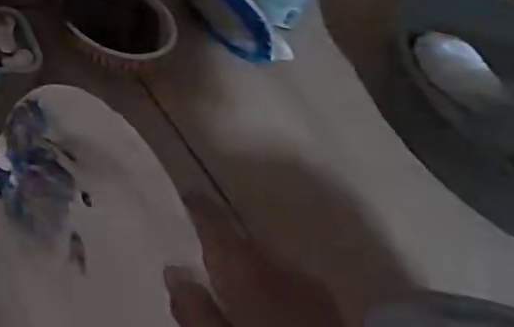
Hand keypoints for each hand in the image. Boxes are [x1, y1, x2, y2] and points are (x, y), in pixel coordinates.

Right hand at [165, 198, 343, 326]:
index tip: (183, 198)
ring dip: (252, 271)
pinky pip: (294, 289)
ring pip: (271, 267)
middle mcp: (280, 267)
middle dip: (224, 248)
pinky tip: (270, 310)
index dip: (195, 206)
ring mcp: (315, 292)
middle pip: (243, 243)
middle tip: (202, 258)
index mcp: (244, 266)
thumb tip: (175, 272)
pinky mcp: (338, 315)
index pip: (211, 218)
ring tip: (235, 289)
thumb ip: (192, 307)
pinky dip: (277, 291)